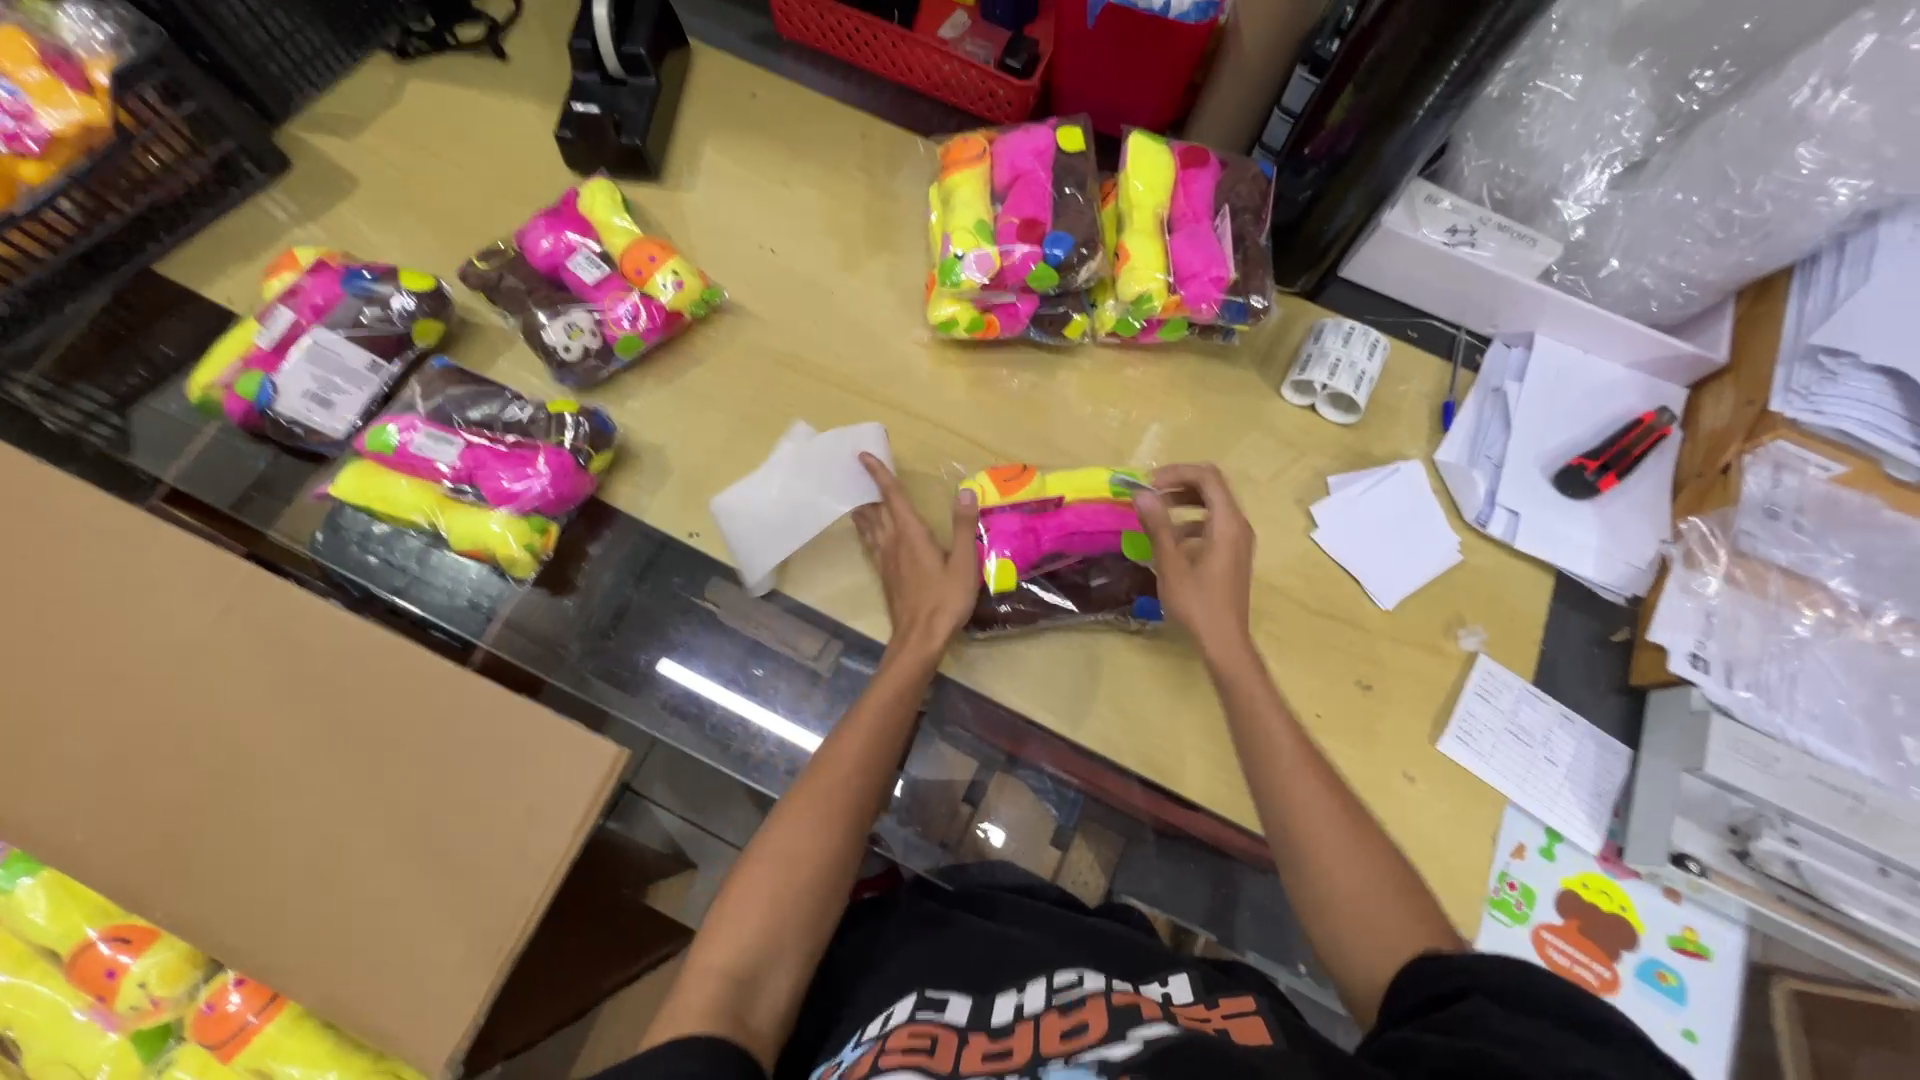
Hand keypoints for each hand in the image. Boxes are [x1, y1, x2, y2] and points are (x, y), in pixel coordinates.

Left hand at [853, 454, 981, 658]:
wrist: (920, 637)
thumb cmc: (945, 600)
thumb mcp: (964, 562)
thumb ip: (963, 526)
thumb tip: (965, 491)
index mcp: (911, 534)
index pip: (892, 496)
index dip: (879, 474)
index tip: (863, 456)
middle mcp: (893, 542)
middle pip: (876, 508)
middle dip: (869, 488)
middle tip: (861, 470)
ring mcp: (886, 559)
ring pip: (869, 526)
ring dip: (864, 509)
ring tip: (858, 497)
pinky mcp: (885, 574)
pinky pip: (871, 542)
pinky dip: (867, 529)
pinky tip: (868, 532)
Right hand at [1131, 463, 1255, 658]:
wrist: (1224, 640)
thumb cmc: (1196, 603)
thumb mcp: (1171, 563)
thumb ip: (1157, 524)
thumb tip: (1141, 493)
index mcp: (1227, 522)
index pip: (1207, 476)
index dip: (1176, 472)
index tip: (1148, 485)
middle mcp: (1239, 525)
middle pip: (1212, 486)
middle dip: (1179, 484)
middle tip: (1149, 495)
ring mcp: (1239, 540)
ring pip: (1213, 505)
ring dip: (1183, 502)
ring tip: (1155, 514)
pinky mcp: (1233, 553)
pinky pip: (1214, 524)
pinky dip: (1191, 521)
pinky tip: (1171, 540)